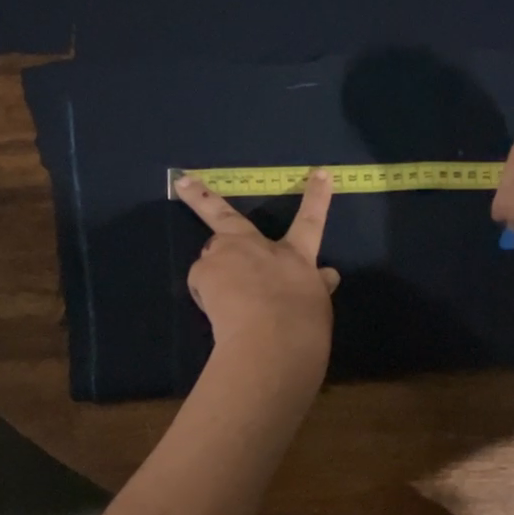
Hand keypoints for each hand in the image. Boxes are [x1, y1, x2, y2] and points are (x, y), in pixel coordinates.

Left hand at [175, 169, 340, 366]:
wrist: (273, 341)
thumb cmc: (303, 327)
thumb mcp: (317, 305)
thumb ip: (316, 287)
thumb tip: (329, 276)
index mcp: (295, 258)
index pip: (310, 222)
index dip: (316, 197)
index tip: (321, 173)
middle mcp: (260, 248)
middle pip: (226, 216)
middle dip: (203, 197)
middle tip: (184, 183)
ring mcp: (229, 253)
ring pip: (213, 259)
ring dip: (214, 273)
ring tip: (225, 303)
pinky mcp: (204, 270)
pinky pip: (203, 286)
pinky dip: (208, 298)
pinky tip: (220, 316)